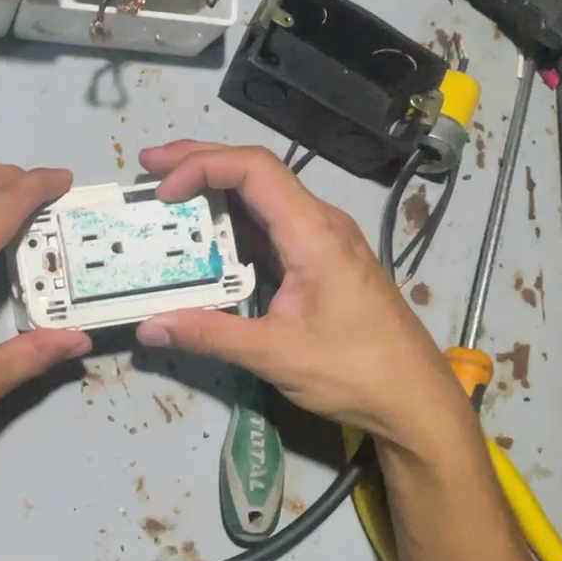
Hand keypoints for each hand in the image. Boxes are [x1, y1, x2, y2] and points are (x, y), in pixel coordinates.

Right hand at [133, 141, 463, 446]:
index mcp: (313, 233)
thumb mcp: (272, 354)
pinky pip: (271, 223)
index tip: (162, 190)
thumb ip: (208, 334)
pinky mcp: (320, 259)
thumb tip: (148, 327)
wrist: (413, 398)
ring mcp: (323, 239)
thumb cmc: (352, 371)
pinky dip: (232, 220)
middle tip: (148, 166)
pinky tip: (206, 235)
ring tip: (167, 195)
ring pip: (263, 194)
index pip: (254, 169)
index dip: (202, 166)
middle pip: (256, 170)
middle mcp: (320, 223)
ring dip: (214, 189)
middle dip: (198, 162)